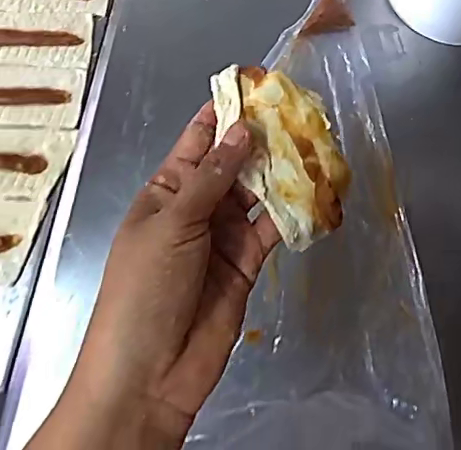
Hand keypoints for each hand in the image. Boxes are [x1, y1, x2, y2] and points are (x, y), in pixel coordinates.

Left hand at [33, 101, 281, 449]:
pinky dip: (295, 207)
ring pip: (260, 187)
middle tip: (300, 108)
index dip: (225, 108)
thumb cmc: (143, 293)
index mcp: (168, 189)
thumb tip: (242, 129)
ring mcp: (226, 231)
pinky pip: (275, 223)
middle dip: (264, 134)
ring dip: (284, 167)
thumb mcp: (172, 225)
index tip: (256, 81)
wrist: (148, 379)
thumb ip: (212, 177)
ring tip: (315, 140)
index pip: (199, 137)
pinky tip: (317, 189)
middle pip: (236, 158)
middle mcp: (199, 204)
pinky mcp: (249, 258)